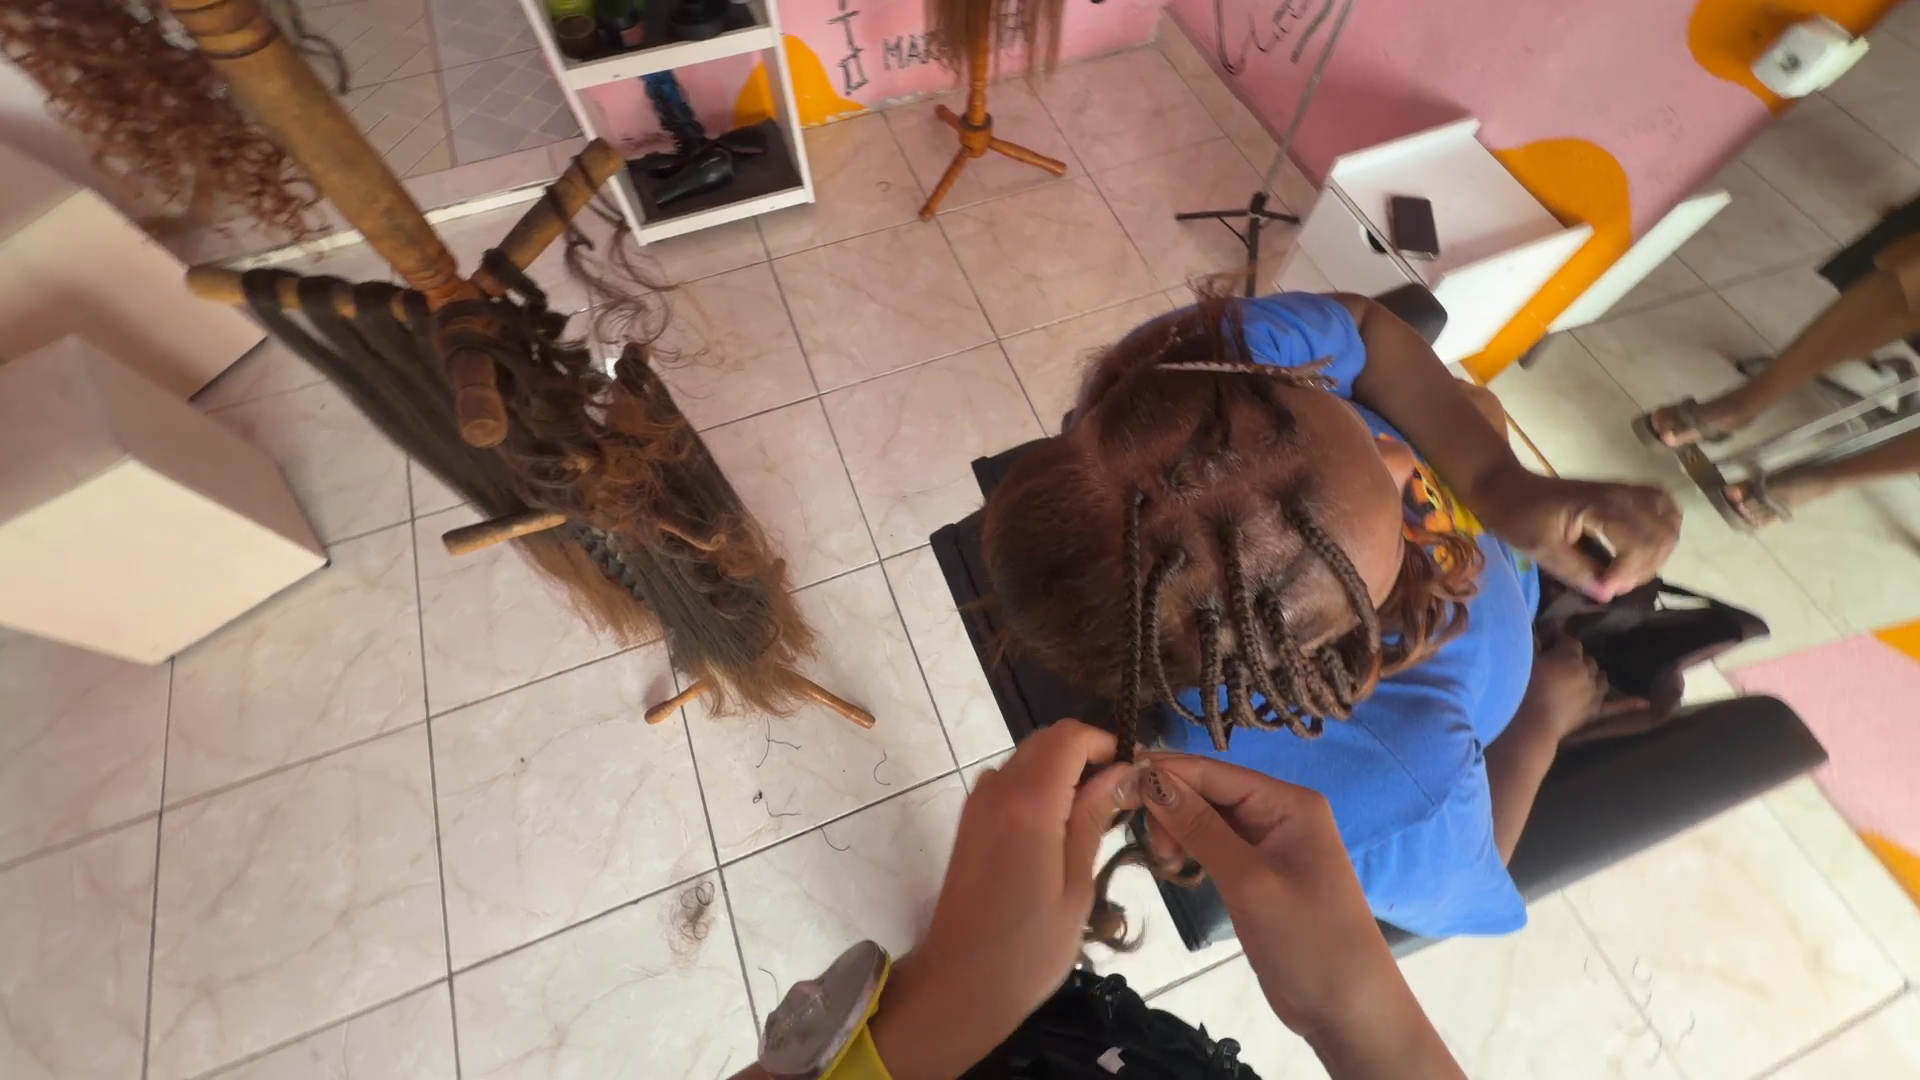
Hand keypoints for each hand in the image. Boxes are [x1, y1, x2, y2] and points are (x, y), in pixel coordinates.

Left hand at [870, 720, 1135, 1079]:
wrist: (960, 982)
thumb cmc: (1029, 947)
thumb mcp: (1077, 885)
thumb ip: (1094, 817)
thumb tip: (1121, 772)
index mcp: (1028, 801)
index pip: (1069, 737)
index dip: (1103, 743)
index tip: (1130, 773)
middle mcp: (997, 787)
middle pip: (1046, 739)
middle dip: (1085, 752)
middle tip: (1117, 794)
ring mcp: (978, 799)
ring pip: (1028, 755)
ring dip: (1061, 766)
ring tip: (1092, 812)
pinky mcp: (970, 816)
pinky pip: (1010, 778)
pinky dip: (1038, 782)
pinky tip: (1056, 824)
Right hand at [1135, 756, 1413, 1040]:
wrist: (1351, 1016)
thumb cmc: (1308, 941)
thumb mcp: (1248, 880)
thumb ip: (1197, 825)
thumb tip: (1146, 776)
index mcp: (1285, 801)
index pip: (1211, 770)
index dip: (1163, 773)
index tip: (1116, 787)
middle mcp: (1275, 810)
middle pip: (1204, 789)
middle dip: (1169, 808)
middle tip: (1151, 847)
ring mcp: (1265, 840)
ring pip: (1201, 814)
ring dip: (1175, 830)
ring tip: (1166, 864)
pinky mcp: (1253, 867)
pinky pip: (1209, 840)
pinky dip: (1187, 848)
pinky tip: (1176, 867)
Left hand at [1481, 473, 1680, 599]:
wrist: (1503, 486)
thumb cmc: (1515, 515)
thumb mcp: (1538, 548)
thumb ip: (1574, 571)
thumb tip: (1606, 595)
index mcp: (1601, 506)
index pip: (1639, 544)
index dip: (1626, 573)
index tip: (1603, 589)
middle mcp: (1624, 494)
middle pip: (1661, 537)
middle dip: (1643, 568)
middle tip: (1612, 585)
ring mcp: (1629, 490)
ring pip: (1670, 524)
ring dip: (1656, 553)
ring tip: (1626, 572)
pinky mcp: (1628, 491)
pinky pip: (1664, 511)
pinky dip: (1662, 533)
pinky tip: (1642, 550)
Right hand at [1516, 635, 1644, 743]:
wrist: (1532, 722)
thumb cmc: (1522, 687)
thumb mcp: (1522, 662)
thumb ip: (1531, 647)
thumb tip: (1538, 637)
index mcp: (1569, 659)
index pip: (1570, 642)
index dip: (1562, 638)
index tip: (1552, 637)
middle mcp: (1587, 674)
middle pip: (1587, 660)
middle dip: (1577, 657)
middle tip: (1561, 657)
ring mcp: (1593, 694)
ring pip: (1601, 679)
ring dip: (1594, 674)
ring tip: (1585, 673)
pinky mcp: (1593, 713)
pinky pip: (1615, 707)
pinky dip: (1629, 704)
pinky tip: (1643, 702)